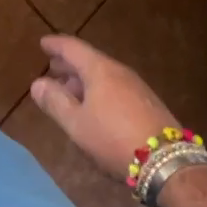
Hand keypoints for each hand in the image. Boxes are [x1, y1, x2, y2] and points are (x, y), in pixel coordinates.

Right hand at [31, 34, 181, 179]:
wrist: (169, 163)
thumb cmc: (114, 138)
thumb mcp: (76, 124)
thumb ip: (55, 102)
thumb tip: (37, 84)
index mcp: (99, 69)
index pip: (73, 47)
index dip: (56, 45)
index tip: (43, 43)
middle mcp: (119, 71)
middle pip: (90, 61)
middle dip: (69, 65)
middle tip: (53, 68)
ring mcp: (138, 88)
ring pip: (105, 76)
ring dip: (85, 81)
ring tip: (71, 92)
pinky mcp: (150, 105)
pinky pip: (117, 89)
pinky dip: (101, 91)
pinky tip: (97, 109)